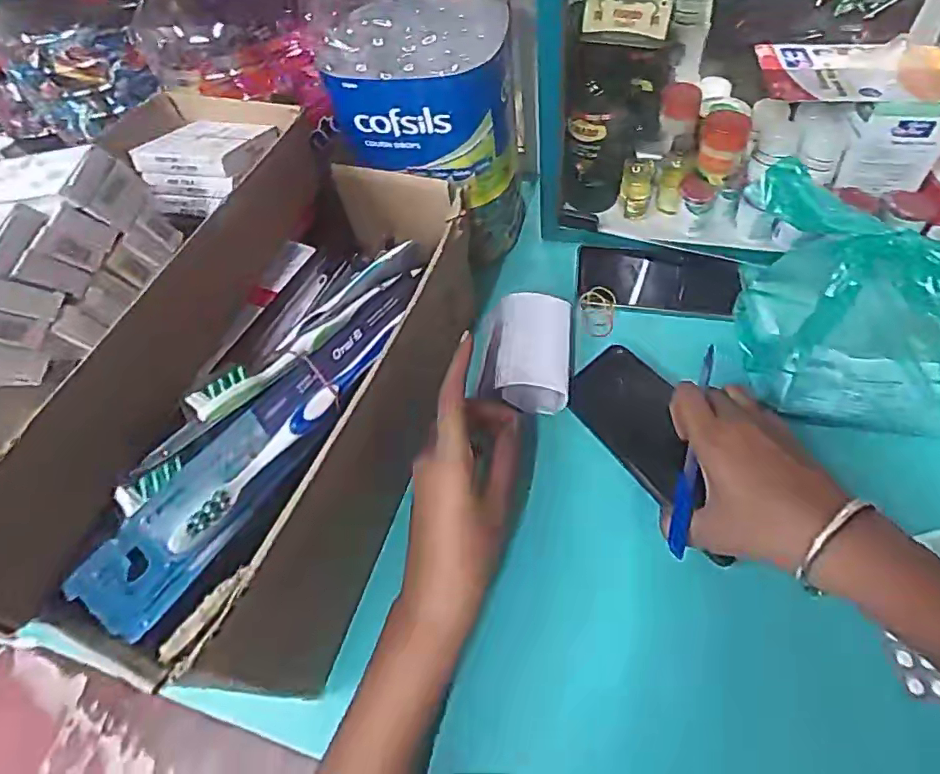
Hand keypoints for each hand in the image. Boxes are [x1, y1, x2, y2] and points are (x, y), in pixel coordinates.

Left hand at [402, 333, 522, 636]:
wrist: (433, 601)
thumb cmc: (471, 552)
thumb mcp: (498, 502)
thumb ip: (506, 457)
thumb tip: (512, 424)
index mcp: (446, 456)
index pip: (449, 398)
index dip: (458, 365)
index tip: (468, 338)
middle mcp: (428, 455)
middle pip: (454, 413)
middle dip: (484, 408)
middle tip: (516, 427)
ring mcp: (423, 470)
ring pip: (452, 430)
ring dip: (478, 427)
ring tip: (508, 447)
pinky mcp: (425, 483)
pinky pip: (447, 447)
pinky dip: (469, 443)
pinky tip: (490, 461)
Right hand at [667, 383, 852, 571]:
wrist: (824, 532)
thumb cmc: (761, 526)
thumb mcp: (711, 533)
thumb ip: (680, 524)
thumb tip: (670, 519)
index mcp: (712, 436)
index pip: (685, 394)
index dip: (678, 411)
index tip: (686, 441)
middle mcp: (737, 420)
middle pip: (710, 391)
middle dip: (701, 411)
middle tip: (704, 447)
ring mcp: (766, 423)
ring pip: (736, 394)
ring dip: (726, 409)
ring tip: (729, 444)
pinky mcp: (789, 432)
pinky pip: (760, 410)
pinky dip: (751, 421)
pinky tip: (757, 456)